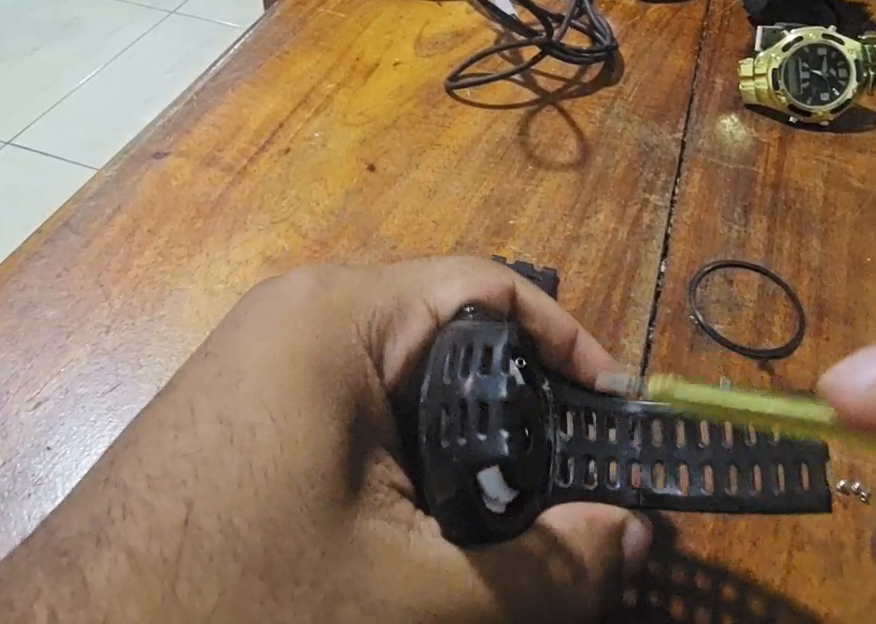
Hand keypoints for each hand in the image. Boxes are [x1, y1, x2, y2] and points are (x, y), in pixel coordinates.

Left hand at [0, 257, 650, 623]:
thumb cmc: (238, 601)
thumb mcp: (409, 593)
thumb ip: (540, 565)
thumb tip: (637, 537)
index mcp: (345, 313)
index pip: (488, 284)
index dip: (567, 339)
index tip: (616, 412)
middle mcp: (305, 305)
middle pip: (447, 320)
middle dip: (519, 390)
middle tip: (571, 465)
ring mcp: (268, 347)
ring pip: (401, 361)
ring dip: (463, 419)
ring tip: (510, 493)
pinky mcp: (248, 394)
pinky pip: (355, 390)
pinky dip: (407, 436)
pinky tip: (423, 504)